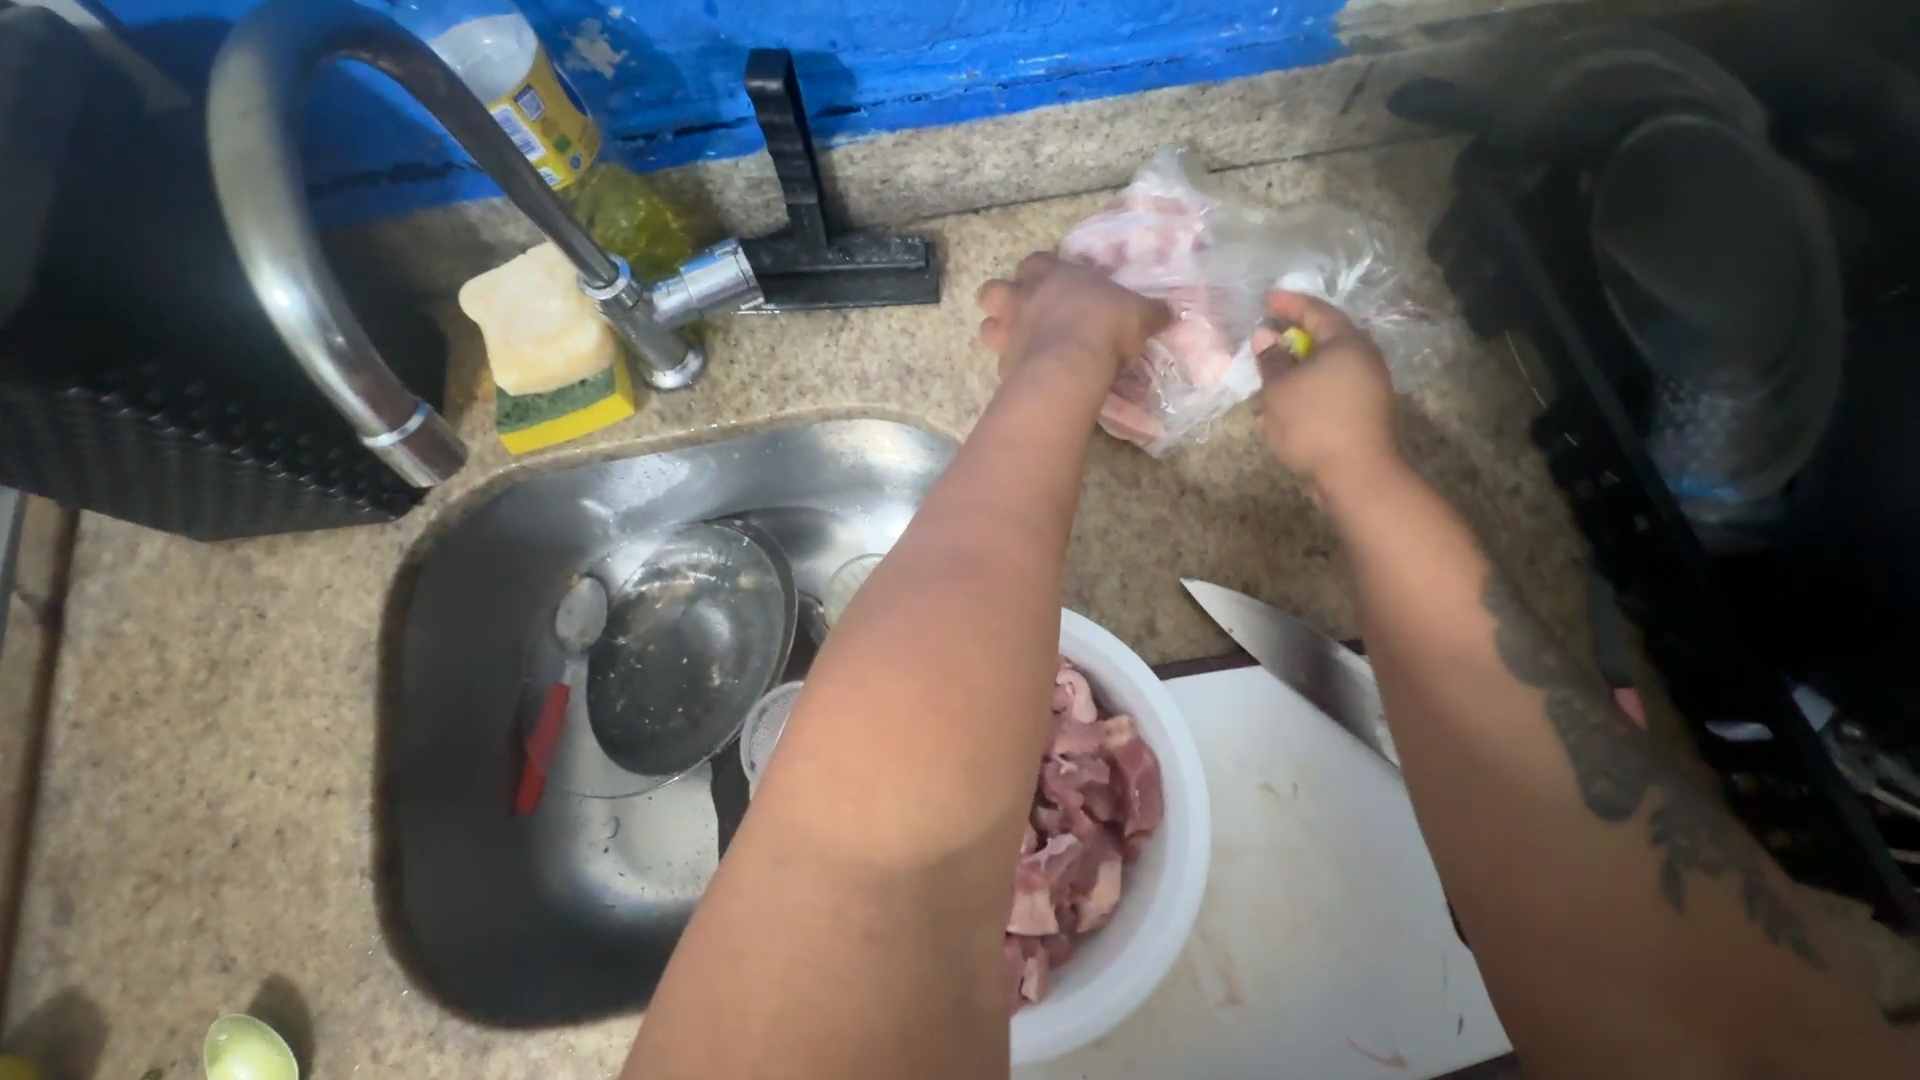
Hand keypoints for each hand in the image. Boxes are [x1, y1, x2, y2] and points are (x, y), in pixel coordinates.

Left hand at [976, 253, 1170, 381]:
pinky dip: (1012, 368)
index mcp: (1052, 275)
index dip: (1042, 270)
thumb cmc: (1105, 326)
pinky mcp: (1003, 366)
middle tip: (1023, 313)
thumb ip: (1149, 313)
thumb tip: (1169, 313)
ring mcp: (1008, 333)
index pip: (1037, 261)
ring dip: (998, 333)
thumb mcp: (1138, 315)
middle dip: (1003, 299)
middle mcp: (1023, 299)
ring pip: (987, 326)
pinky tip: (1028, 376)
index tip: (1055, 282)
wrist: (1071, 365)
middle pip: (994, 290)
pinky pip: (1000, 363)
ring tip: (1018, 345)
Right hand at [1256, 291, 1400, 488]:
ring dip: (1294, 374)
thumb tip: (1265, 338)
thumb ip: (1271, 360)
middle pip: (1325, 340)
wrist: (1356, 474)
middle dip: (1292, 340)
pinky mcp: (1363, 413)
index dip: (1290, 304)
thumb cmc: (1313, 422)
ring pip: (1324, 370)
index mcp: (1346, 343)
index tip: (1267, 298)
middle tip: (1268, 337)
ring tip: (1267, 383)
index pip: (1316, 312)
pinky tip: (1280, 413)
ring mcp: (1367, 387)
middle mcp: (1362, 359)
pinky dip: (1304, 395)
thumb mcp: (1280, 389)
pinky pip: (1328, 393)